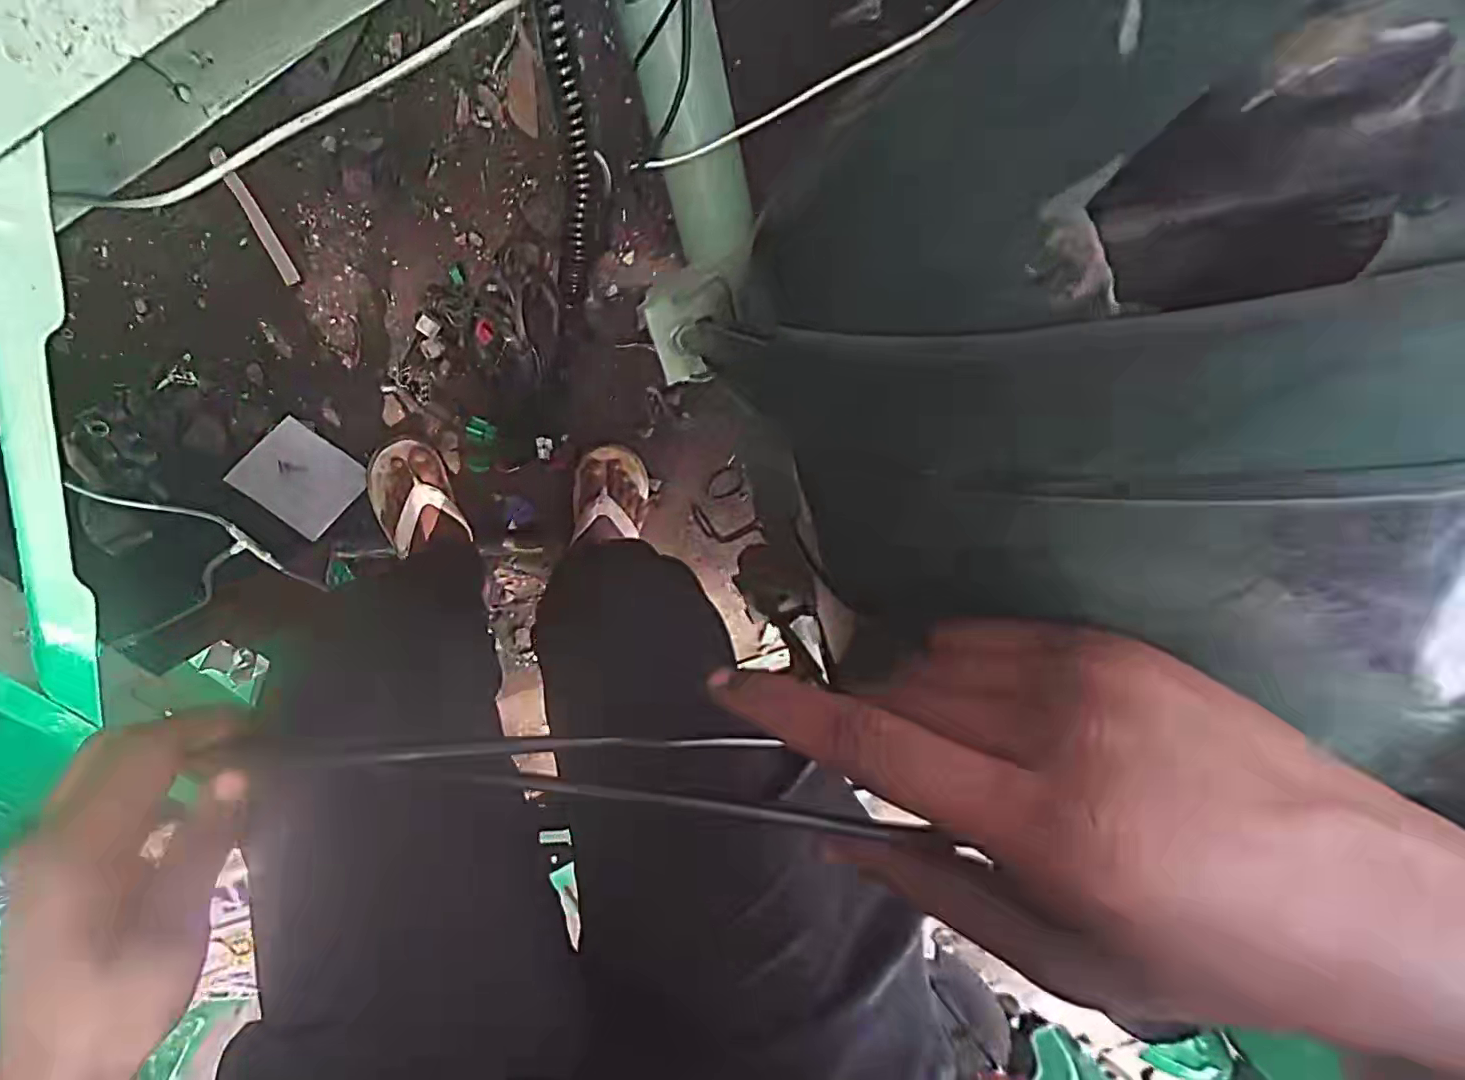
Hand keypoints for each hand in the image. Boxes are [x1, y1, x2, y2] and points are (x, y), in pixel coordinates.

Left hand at [0, 712, 246, 1079]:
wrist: (51, 1077)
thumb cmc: (117, 1007)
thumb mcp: (173, 933)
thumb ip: (201, 847)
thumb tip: (236, 775)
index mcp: (78, 847)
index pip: (143, 754)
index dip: (200, 728)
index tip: (250, 724)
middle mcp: (50, 833)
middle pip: (115, 747)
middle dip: (179, 731)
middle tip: (236, 735)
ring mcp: (44, 847)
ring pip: (104, 766)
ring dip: (161, 753)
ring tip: (216, 761)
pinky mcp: (50, 863)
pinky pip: (100, 796)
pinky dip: (144, 783)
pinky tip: (180, 809)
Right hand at [710, 620, 1464, 1070]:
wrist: (1396, 908)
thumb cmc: (1207, 952)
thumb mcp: (1057, 953)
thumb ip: (926, 881)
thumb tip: (831, 835)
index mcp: (1045, 817)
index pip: (871, 740)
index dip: (783, 708)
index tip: (725, 685)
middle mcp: (1056, 725)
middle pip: (889, 696)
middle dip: (868, 729)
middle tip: (906, 778)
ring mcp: (1084, 670)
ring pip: (921, 663)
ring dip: (911, 704)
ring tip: (969, 751)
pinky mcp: (1104, 640)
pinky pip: (970, 637)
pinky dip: (953, 672)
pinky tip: (1004, 714)